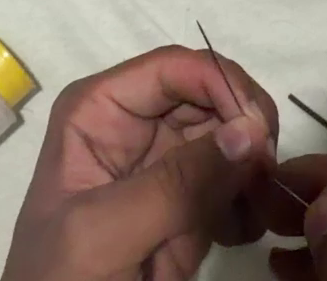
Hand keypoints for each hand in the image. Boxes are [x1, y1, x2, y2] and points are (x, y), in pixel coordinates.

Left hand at [1, 45, 280, 280]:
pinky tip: (241, 232)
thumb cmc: (59, 279)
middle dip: (246, 129)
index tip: (261, 133)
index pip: (174, 67)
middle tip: (267, 178)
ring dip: (253, 169)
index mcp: (101, 107)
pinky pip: (233, 183)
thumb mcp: (105, 230)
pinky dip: (249, 202)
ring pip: (228, 138)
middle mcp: (134, 123)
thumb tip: (250, 130)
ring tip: (255, 212)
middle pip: (209, 96)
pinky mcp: (185, 206)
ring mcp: (162, 164)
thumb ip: (176, 183)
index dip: (223, 85)